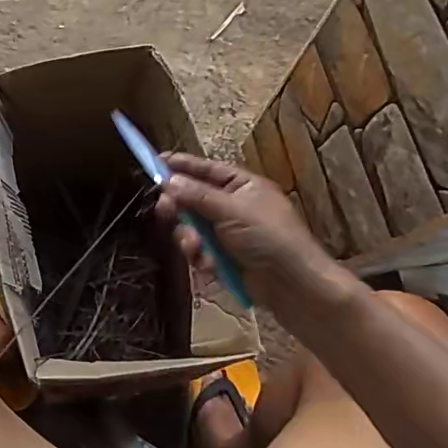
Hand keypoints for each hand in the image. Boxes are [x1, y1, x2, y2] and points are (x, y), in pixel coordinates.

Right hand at [153, 153, 352, 311]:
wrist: (292, 285)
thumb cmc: (269, 237)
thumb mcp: (232, 209)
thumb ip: (197, 195)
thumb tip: (168, 181)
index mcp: (243, 186)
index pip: (206, 170)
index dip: (182, 166)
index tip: (156, 162)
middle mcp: (233, 206)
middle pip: (193, 199)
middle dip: (180, 207)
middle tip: (164, 210)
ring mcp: (228, 233)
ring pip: (192, 227)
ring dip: (190, 237)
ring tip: (195, 246)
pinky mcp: (223, 258)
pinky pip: (198, 251)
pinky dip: (200, 256)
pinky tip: (208, 263)